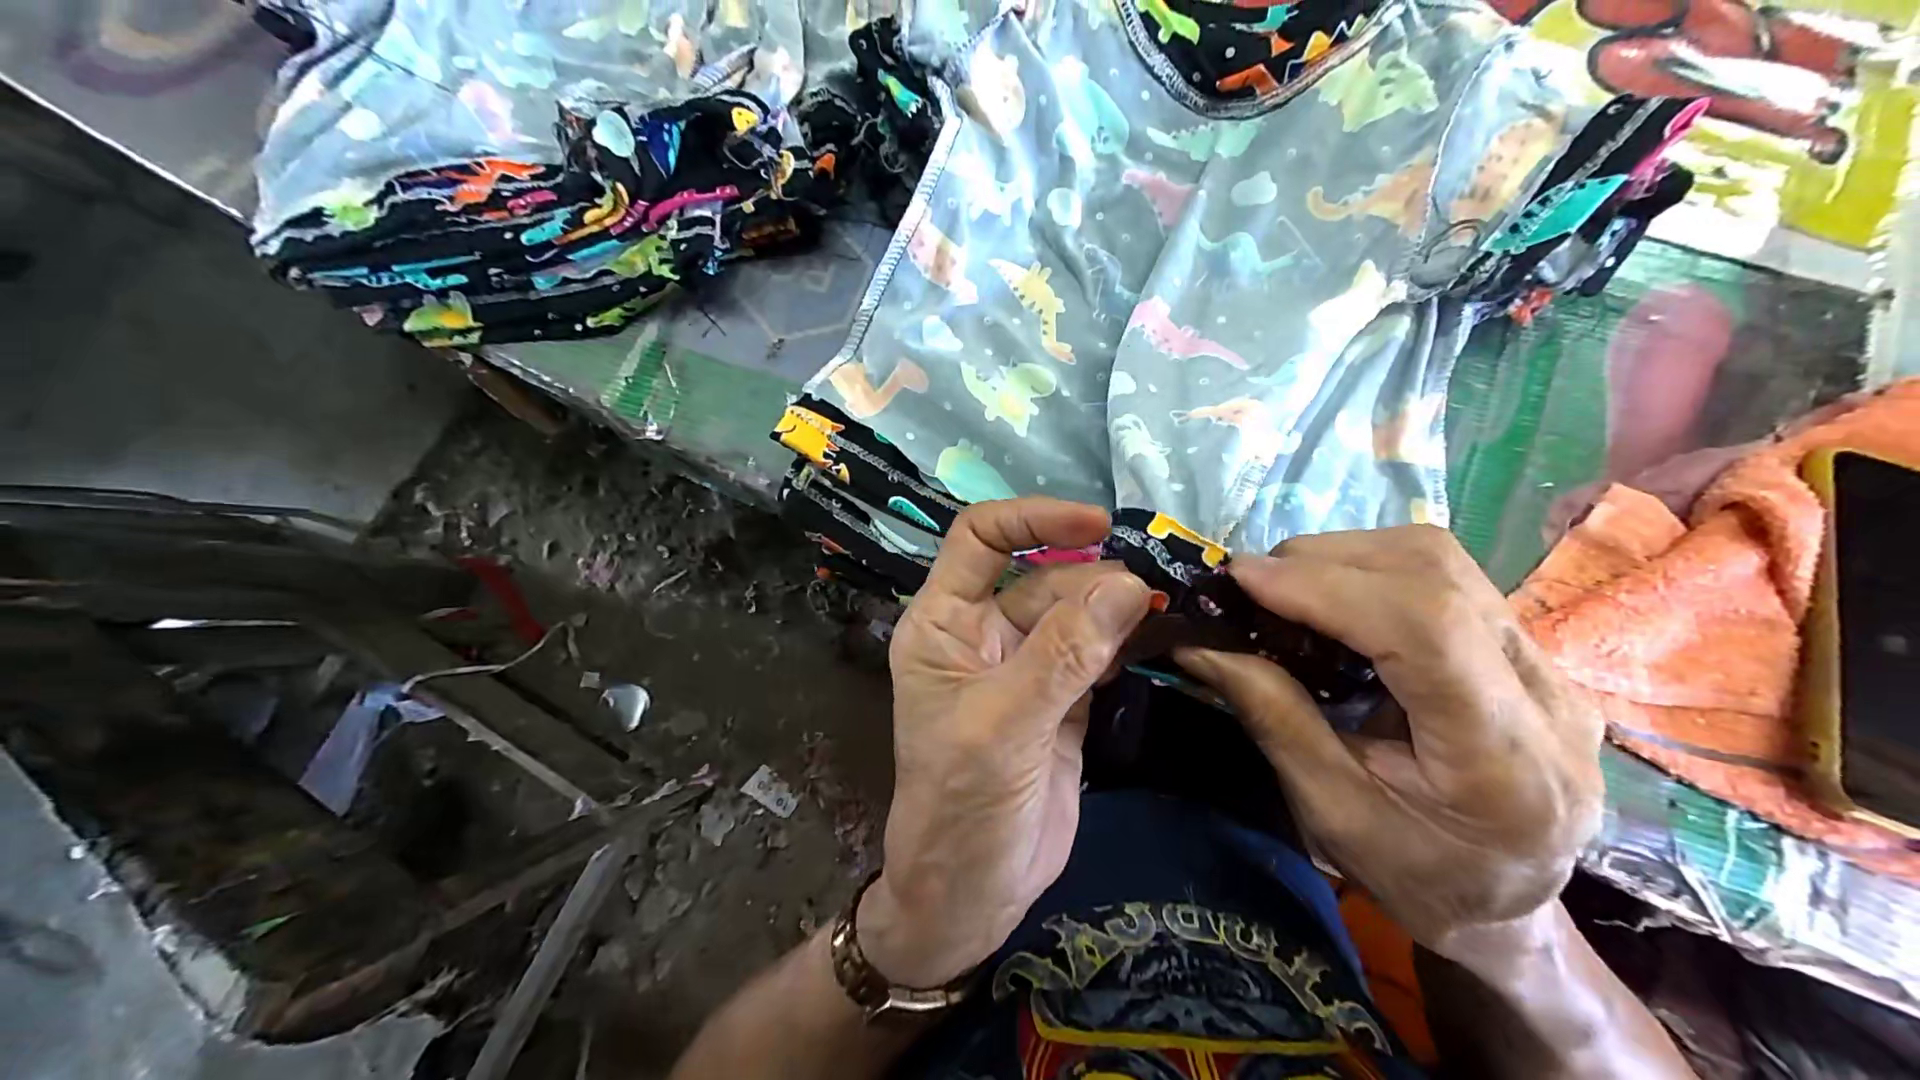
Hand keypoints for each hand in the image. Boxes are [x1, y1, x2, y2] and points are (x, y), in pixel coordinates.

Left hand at [860, 498, 1151, 987]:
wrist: (970, 895)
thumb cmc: (960, 807)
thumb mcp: (1003, 726)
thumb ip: (1061, 655)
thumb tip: (1125, 582)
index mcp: (944, 624)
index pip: (980, 539)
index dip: (1033, 519)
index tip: (1096, 522)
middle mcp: (982, 635)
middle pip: (1044, 578)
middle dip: (1095, 579)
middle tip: (1155, 592)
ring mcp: (1024, 667)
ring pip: (1076, 613)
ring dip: (1118, 607)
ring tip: (1168, 608)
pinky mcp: (1060, 699)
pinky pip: (1096, 652)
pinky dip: (1126, 642)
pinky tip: (1160, 638)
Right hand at [1173, 526, 1604, 961]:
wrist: (1505, 903)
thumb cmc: (1413, 874)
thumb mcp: (1329, 809)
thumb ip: (1271, 715)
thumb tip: (1198, 643)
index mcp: (1505, 758)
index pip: (1426, 627)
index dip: (1327, 587)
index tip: (1242, 579)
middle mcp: (1544, 691)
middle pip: (1433, 574)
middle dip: (1322, 562)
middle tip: (1248, 586)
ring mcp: (1543, 660)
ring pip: (1437, 559)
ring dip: (1342, 557)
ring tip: (1282, 588)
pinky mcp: (1521, 644)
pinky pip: (1440, 573)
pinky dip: (1365, 567)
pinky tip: (1328, 597)